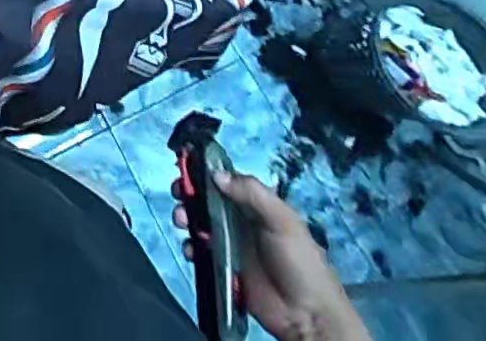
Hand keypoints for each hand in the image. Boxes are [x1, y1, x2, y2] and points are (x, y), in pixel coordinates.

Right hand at [173, 169, 371, 340]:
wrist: (307, 316)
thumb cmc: (299, 261)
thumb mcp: (281, 219)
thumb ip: (251, 193)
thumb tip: (216, 174)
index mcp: (254, 203)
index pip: (224, 179)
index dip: (203, 171)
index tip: (185, 168)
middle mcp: (239, 219)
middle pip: (206, 198)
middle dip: (189, 193)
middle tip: (179, 195)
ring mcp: (230, 244)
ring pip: (199, 223)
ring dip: (185, 217)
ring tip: (181, 222)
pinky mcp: (223, 267)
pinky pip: (200, 252)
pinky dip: (191, 247)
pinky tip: (191, 250)